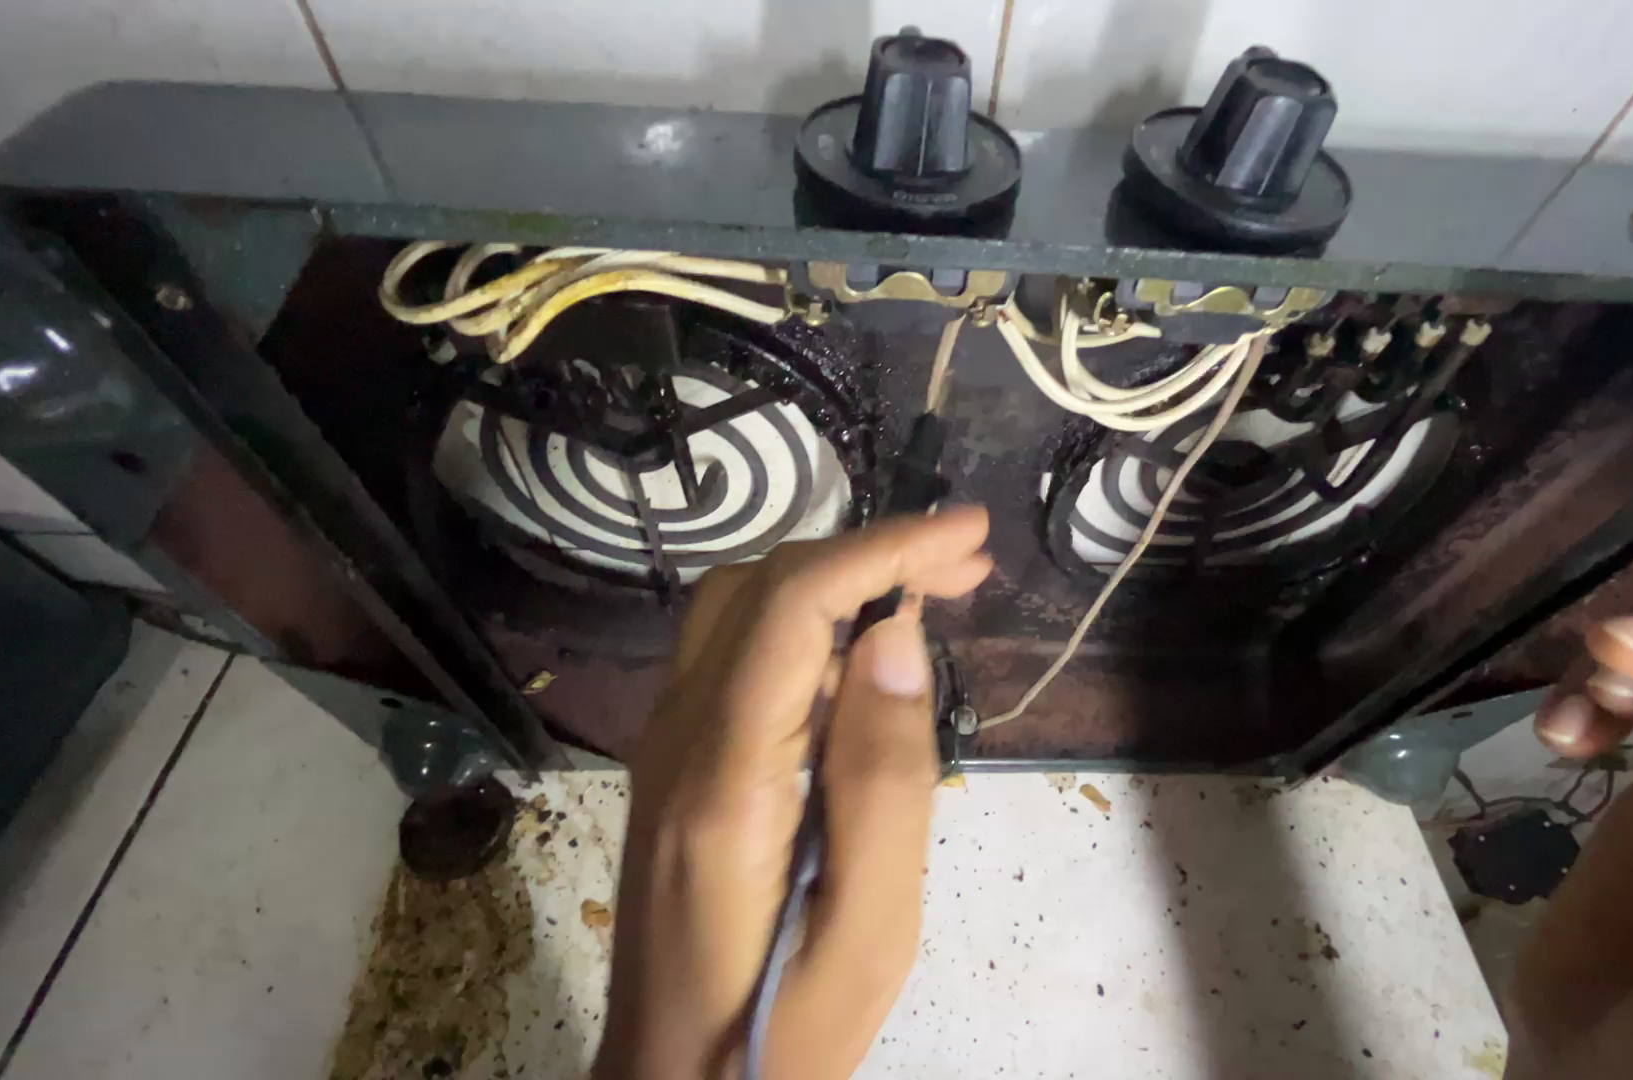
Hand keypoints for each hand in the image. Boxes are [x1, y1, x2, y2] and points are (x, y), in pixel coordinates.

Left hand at [592, 508, 992, 1079]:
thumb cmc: (785, 1025)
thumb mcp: (873, 929)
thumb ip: (885, 778)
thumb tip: (894, 637)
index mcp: (726, 776)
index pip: (794, 608)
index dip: (883, 551)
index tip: (967, 535)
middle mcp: (677, 731)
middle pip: (762, 588)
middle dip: (868, 552)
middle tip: (965, 560)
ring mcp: (665, 736)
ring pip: (740, 603)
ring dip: (834, 574)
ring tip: (923, 588)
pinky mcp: (674, 750)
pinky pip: (734, 644)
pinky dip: (804, 613)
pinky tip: (859, 644)